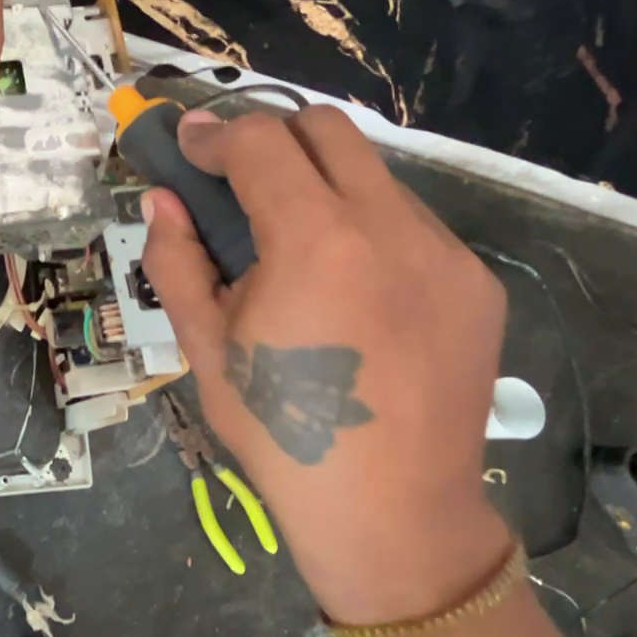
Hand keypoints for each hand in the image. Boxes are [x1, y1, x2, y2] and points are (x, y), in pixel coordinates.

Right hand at [142, 106, 511, 625]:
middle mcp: (390, 227)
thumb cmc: (279, 429)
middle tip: (231, 176)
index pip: (260, 142)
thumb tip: (162, 201)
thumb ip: (176, 261)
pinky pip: (407, 220)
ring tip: (287, 241)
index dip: (213, 134)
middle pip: (327, 128)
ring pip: (371, 172)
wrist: (392, 508)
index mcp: (314, 242)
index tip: (185, 147)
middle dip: (268, 135)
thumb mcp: (204, 346)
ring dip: (316, 180)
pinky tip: (343, 284)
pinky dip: (360, 223)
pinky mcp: (474, 280)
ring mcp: (444, 250)